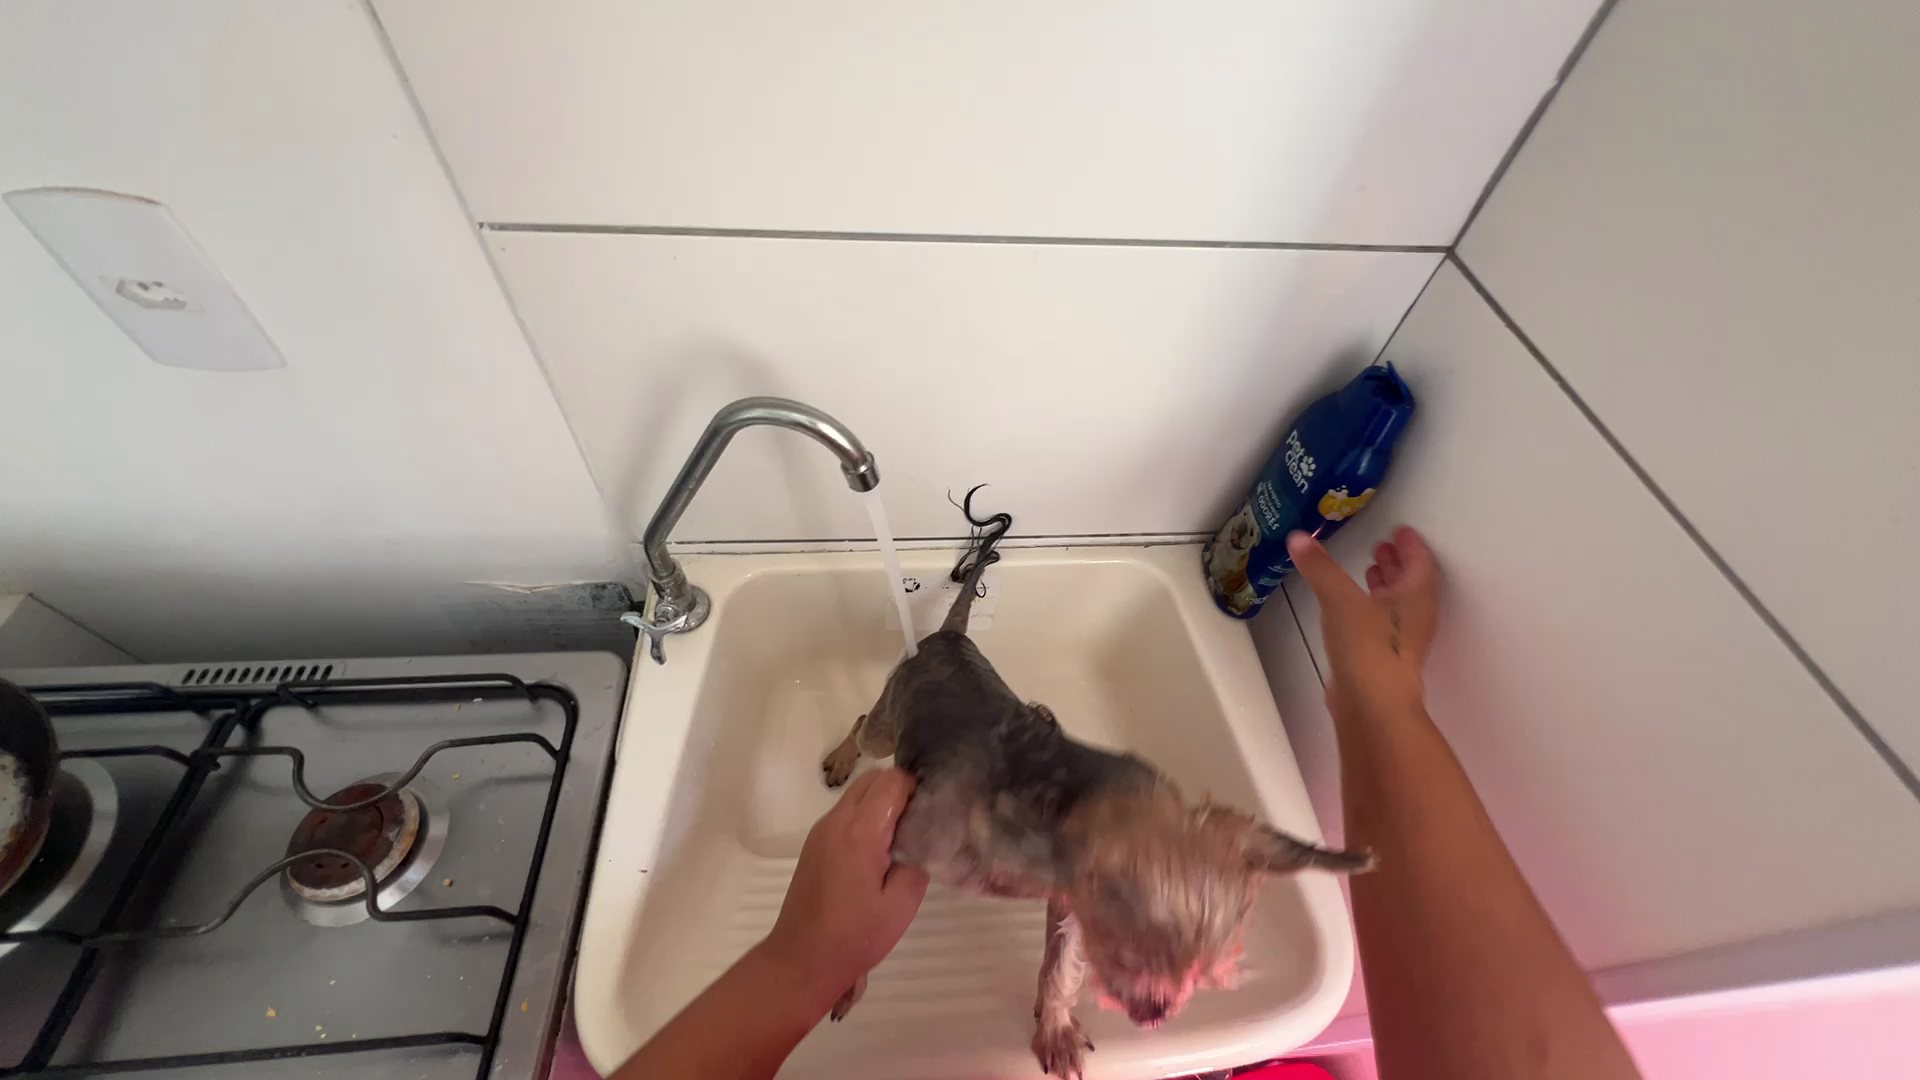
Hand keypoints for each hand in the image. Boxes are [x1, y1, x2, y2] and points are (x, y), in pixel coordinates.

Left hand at [761, 768, 929, 1007]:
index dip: (916, 789)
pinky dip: (865, 817)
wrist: (801, 961)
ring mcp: (822, 830)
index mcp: (861, 830)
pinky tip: (876, 852)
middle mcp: (837, 820)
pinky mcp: (815, 842)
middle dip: (899, 790)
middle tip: (917, 823)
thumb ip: (919, 862)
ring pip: (857, 793)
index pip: (892, 781)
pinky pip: (846, 812)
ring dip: (881, 803)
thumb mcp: (901, 906)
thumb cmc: (854, 936)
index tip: (930, 812)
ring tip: (898, 840)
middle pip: (872, 778)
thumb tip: (924, 837)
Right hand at [1287, 525, 1439, 718]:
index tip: (1401, 531)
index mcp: (1416, 597)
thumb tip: (1299, 537)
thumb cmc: (1367, 646)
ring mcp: (1402, 641)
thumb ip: (1319, 567)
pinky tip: (1352, 608)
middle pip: (1412, 583)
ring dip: (1387, 586)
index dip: (1412, 545)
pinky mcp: (1385, 658)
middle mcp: (1415, 617)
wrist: (1372, 705)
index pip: (1421, 563)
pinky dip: (1373, 606)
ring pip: (1399, 604)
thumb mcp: (1339, 598)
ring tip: (1370, 570)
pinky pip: (1384, 622)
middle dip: (1398, 564)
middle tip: (1383, 546)